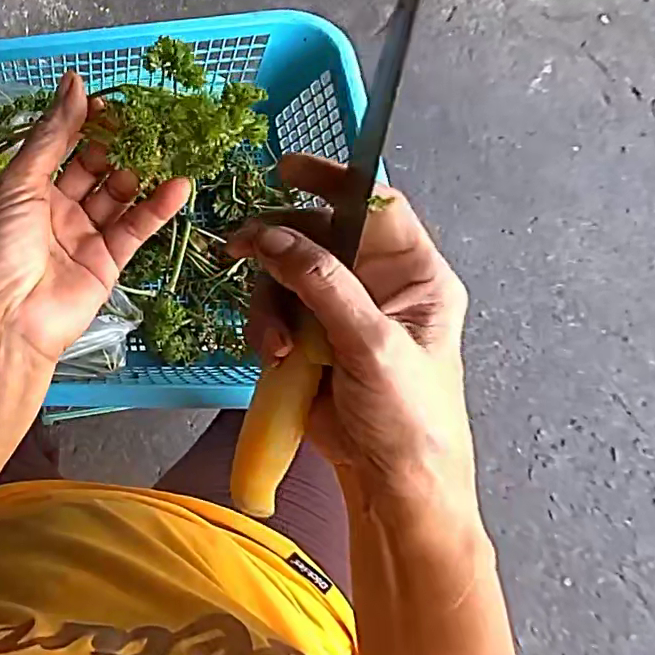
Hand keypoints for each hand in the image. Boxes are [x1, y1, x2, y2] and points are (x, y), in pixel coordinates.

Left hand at [0, 69, 189, 376]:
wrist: (8, 324)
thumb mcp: (19, 184)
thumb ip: (52, 136)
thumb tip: (75, 83)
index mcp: (28, 190)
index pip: (63, 146)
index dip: (85, 123)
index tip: (112, 103)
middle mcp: (57, 210)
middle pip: (94, 169)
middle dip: (116, 146)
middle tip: (144, 123)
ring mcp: (85, 235)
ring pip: (119, 196)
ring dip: (139, 173)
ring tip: (166, 148)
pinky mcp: (110, 260)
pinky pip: (136, 227)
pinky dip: (158, 207)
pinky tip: (178, 185)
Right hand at [228, 154, 474, 516]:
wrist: (391, 483)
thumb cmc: (408, 416)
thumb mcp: (373, 345)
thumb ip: (323, 285)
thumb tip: (274, 236)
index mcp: (413, 274)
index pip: (374, 206)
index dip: (334, 182)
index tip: (288, 170)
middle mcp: (376, 283)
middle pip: (317, 238)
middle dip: (279, 247)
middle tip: (241, 249)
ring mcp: (339, 310)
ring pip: (285, 276)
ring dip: (269, 303)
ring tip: (277, 346)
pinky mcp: (312, 337)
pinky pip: (275, 311)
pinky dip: (266, 328)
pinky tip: (276, 357)